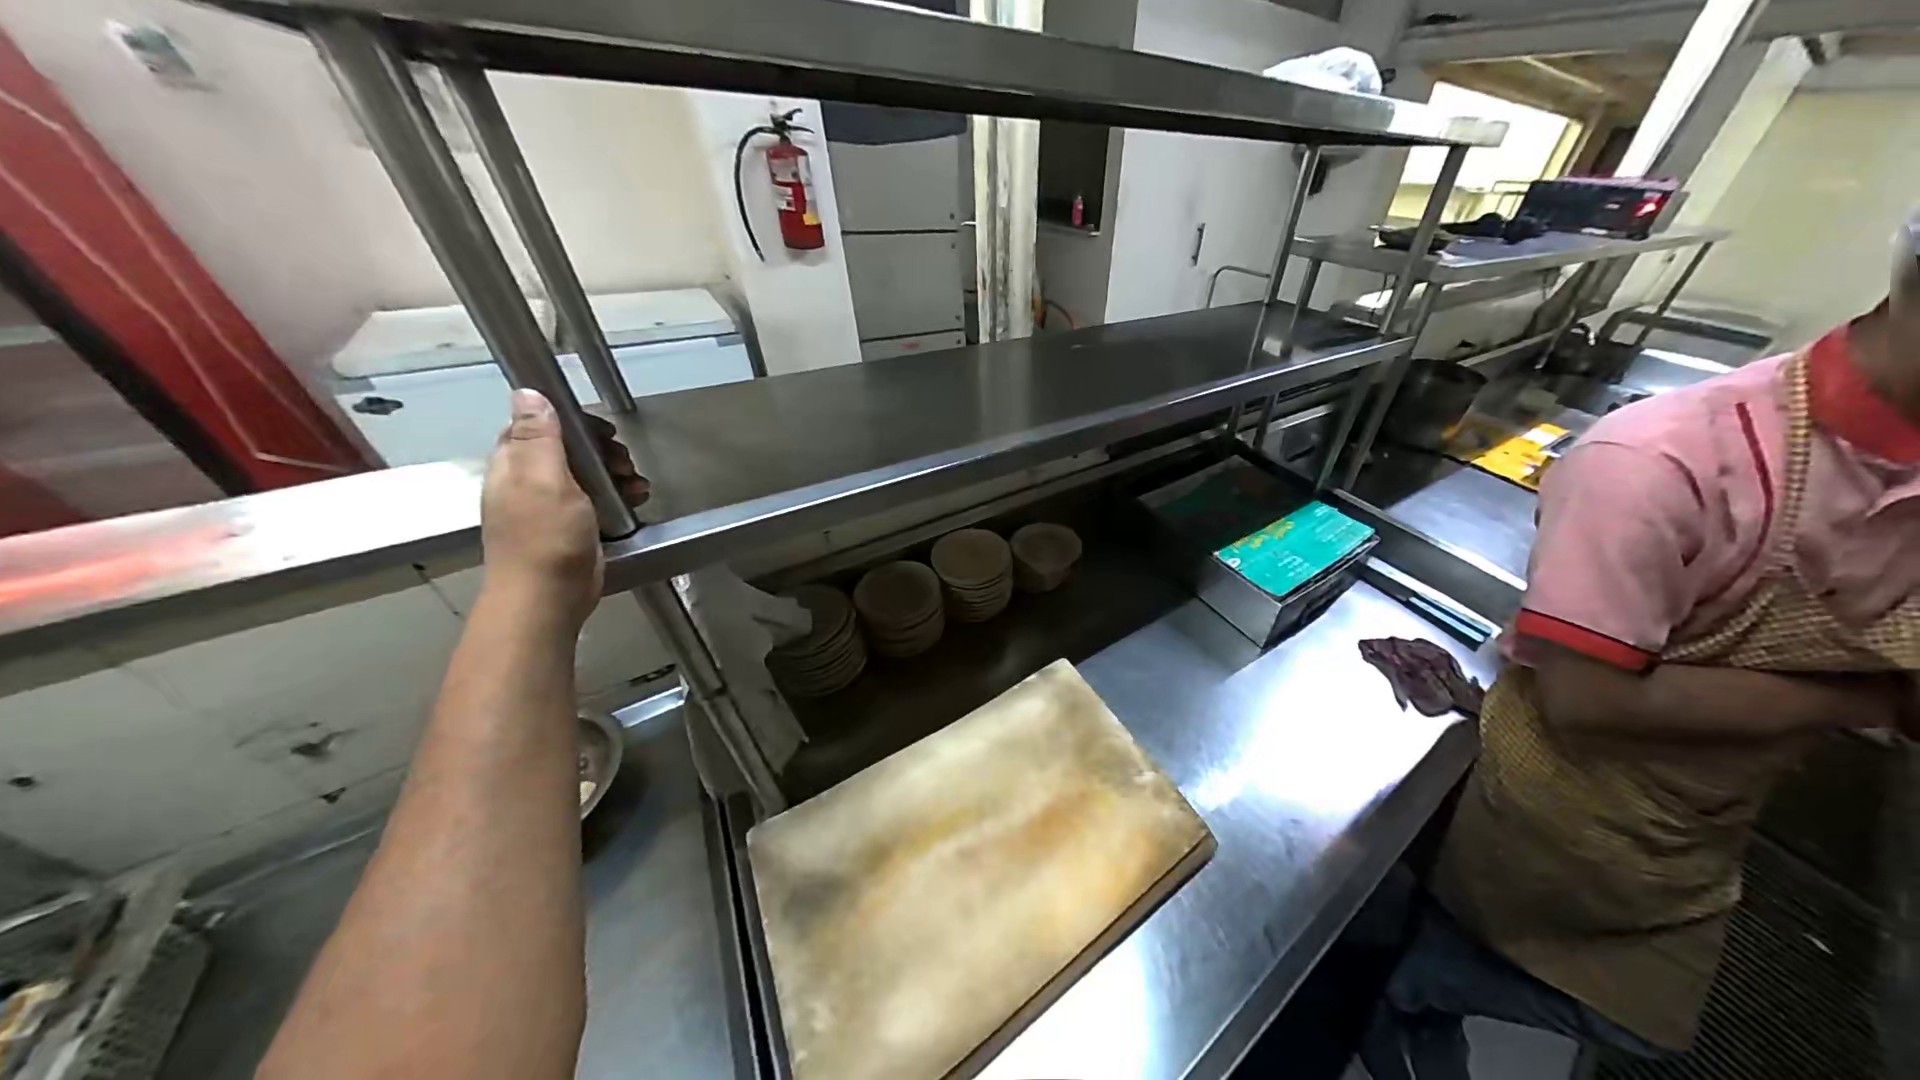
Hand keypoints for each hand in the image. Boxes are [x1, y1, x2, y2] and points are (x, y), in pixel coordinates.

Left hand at [480, 389, 647, 625]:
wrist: (548, 598)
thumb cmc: (545, 537)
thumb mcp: (543, 479)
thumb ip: (537, 436)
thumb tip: (526, 392)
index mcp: (514, 464)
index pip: (539, 424)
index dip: (574, 422)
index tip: (605, 432)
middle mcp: (528, 481)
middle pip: (569, 448)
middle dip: (602, 450)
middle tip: (624, 461)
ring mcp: (550, 506)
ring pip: (587, 474)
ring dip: (615, 473)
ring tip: (635, 483)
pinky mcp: (573, 527)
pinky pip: (598, 499)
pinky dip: (619, 495)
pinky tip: (636, 500)